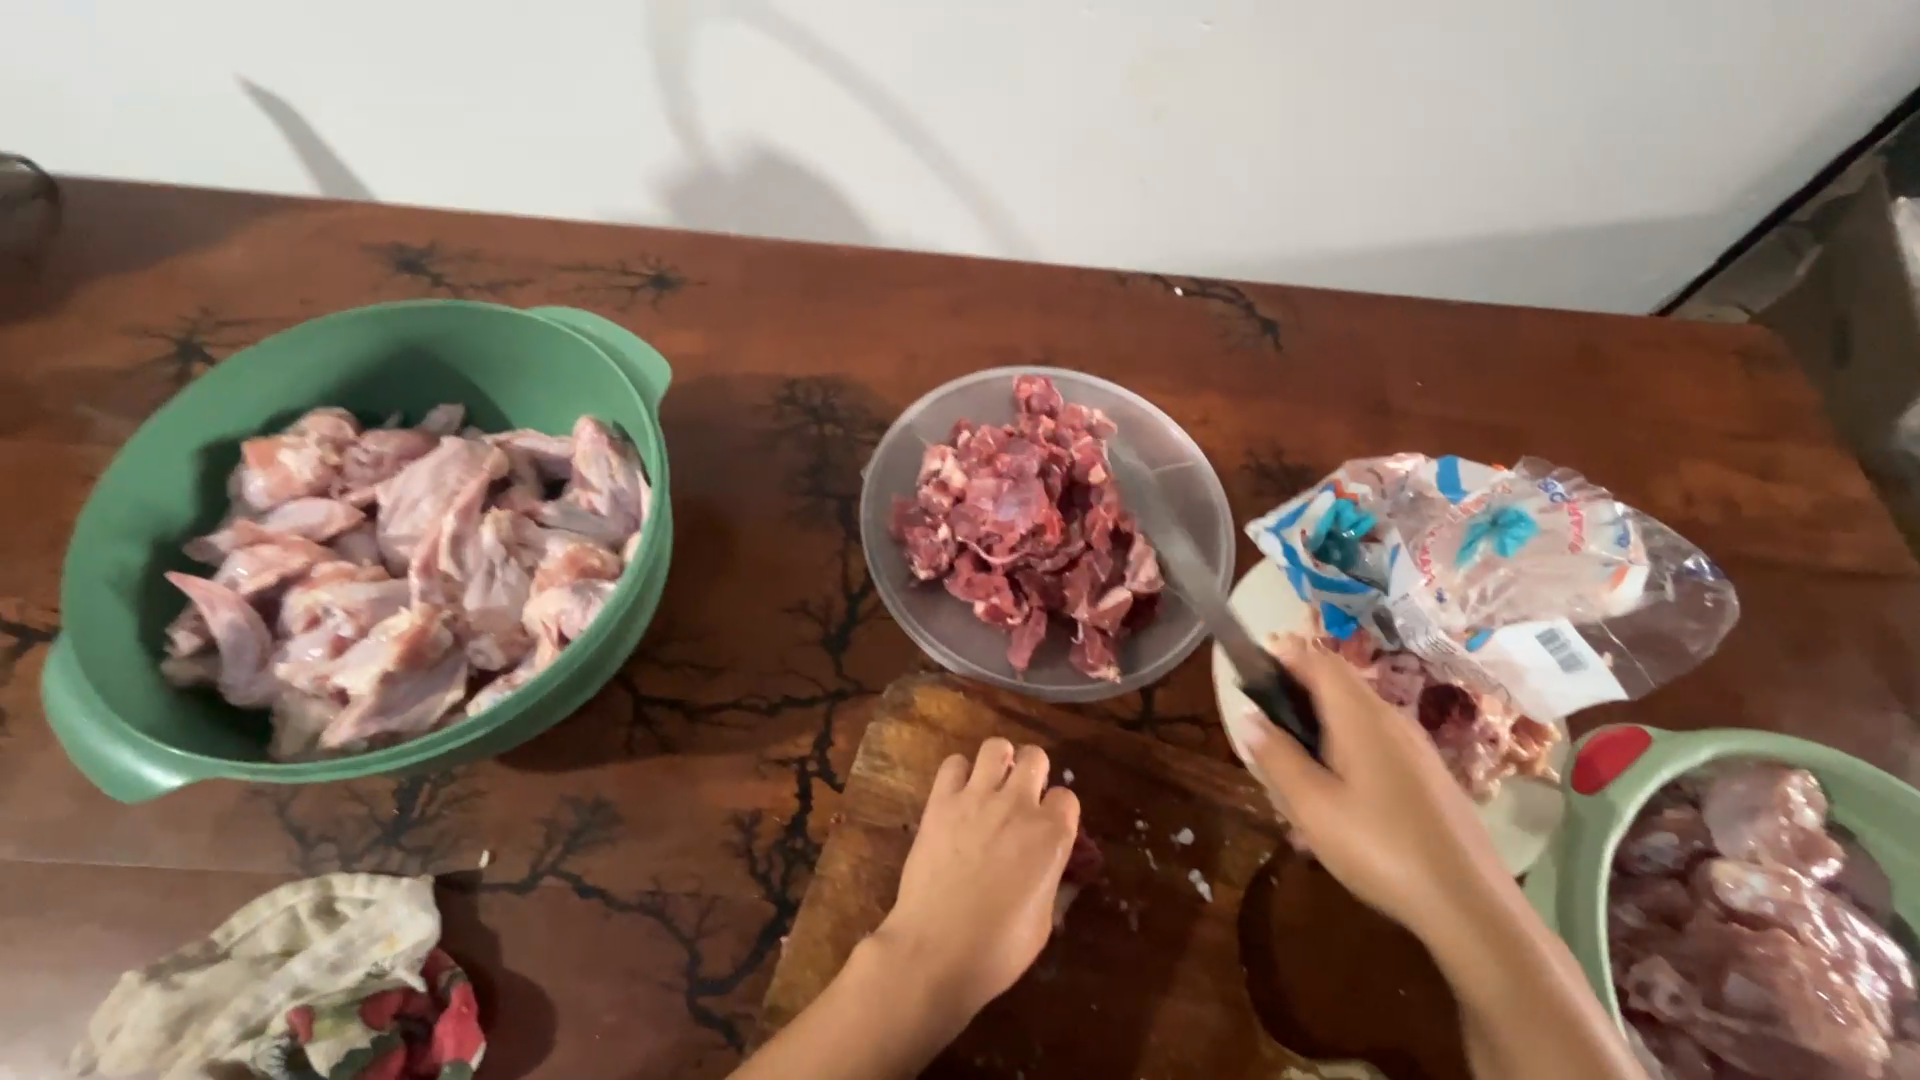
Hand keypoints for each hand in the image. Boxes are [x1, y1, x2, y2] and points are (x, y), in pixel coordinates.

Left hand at [871, 737, 1080, 1019]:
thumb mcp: (1043, 923)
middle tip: (1021, 797)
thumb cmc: (998, 949)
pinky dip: (958, 773)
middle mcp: (1018, 805)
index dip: (1058, 811)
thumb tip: (1058, 872)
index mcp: (1052, 835)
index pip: (1067, 797)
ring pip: (995, 748)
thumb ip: (1054, 885)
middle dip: (1033, 772)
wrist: (935, 949)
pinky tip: (958, 794)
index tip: (1049, 826)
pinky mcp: (940, 802)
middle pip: (1035, 757)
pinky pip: (953, 764)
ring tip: (992, 783)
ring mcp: (976, 798)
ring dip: (999, 761)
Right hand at [1226, 636, 1510, 937]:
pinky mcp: (1429, 777)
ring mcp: (1416, 748)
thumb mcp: (1311, 806)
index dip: (1284, 655)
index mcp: (1360, 716)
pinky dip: (1345, 751)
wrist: (1469, 904)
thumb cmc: (1378, 847)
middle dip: (1297, 694)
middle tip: (1264, 729)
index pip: (1319, 661)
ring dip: (1320, 728)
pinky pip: (1376, 744)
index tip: (1251, 667)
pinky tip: (1336, 800)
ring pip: (1357, 718)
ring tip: (1293, 772)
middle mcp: (1392, 720)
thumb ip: (1277, 757)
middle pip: (1339, 686)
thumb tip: (1250, 718)